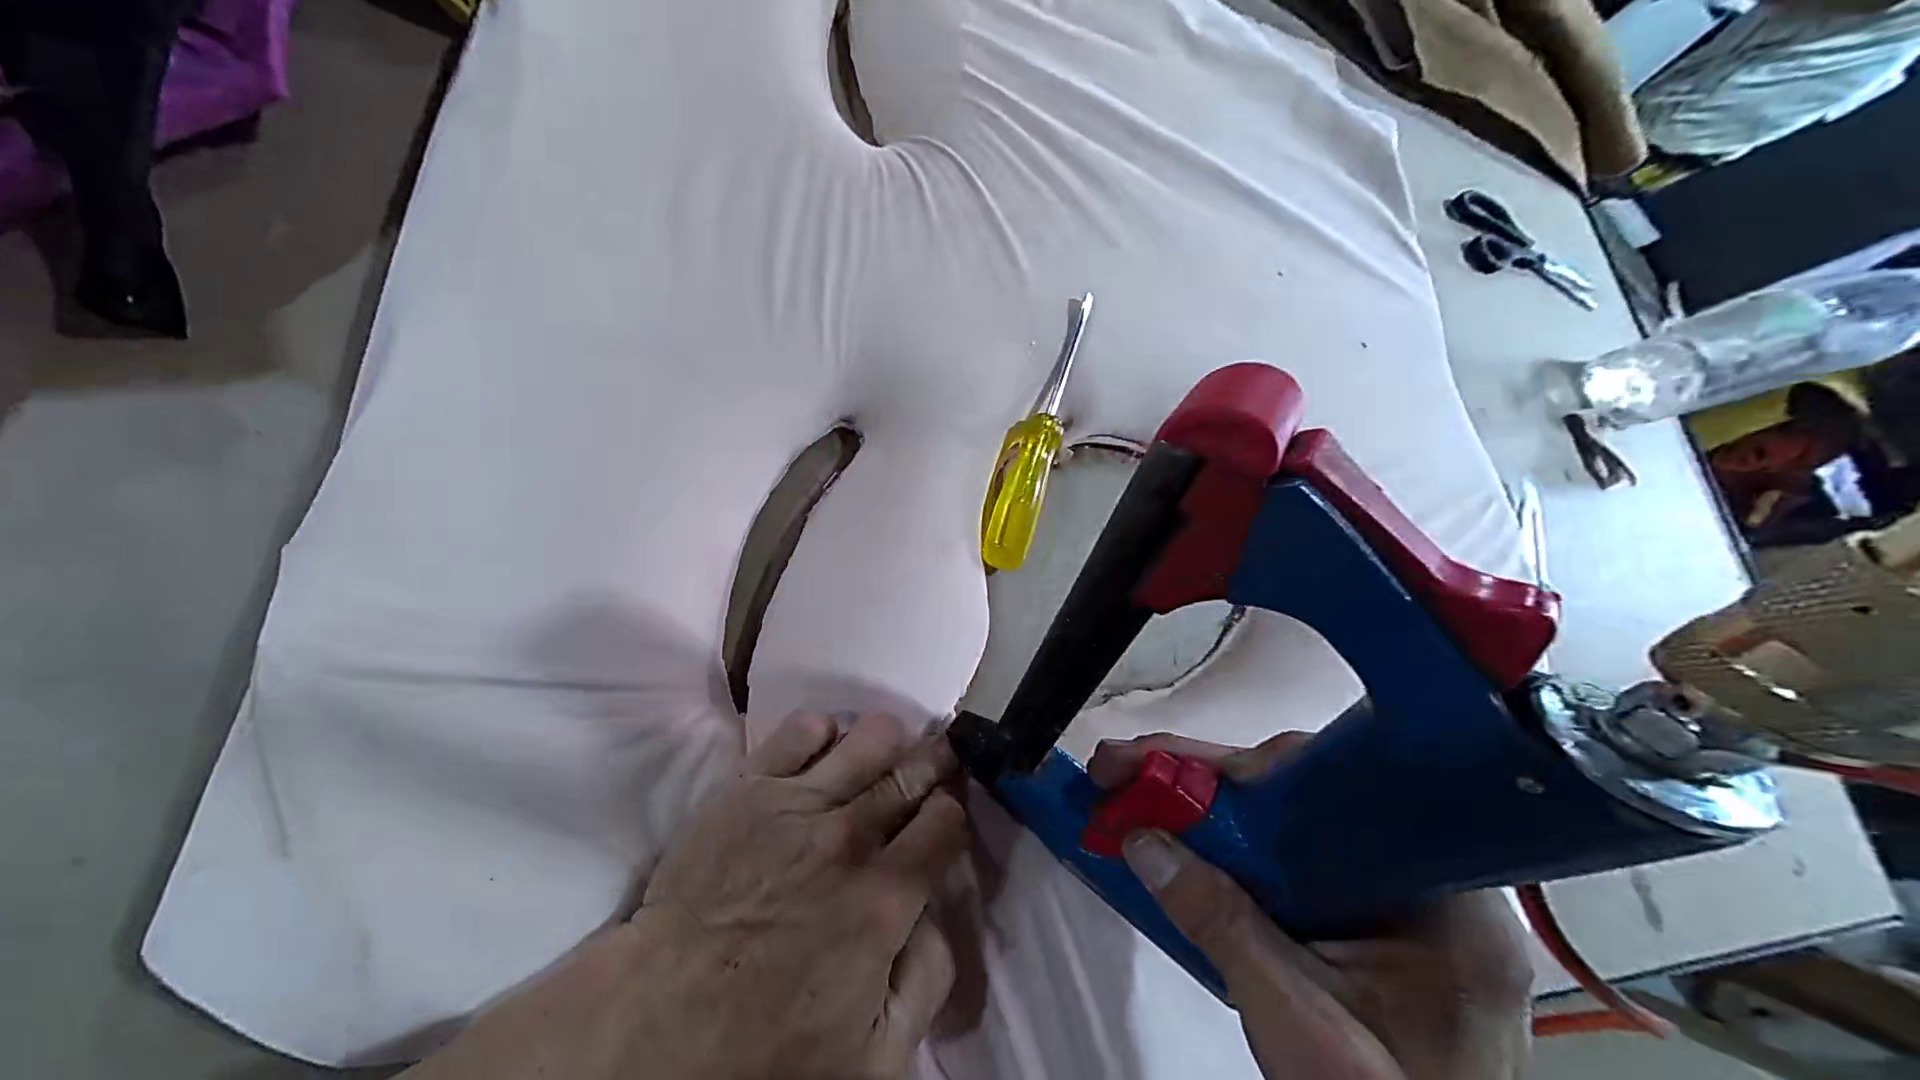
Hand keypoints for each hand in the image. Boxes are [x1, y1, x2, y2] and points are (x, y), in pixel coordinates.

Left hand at [402, 711, 966, 1079]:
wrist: (657, 1022)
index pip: (947, 819)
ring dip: (886, 741)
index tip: (945, 813)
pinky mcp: (749, 786)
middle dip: (935, 762)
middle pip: (915, 770)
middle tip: (936, 761)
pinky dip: (823, 731)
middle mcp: (852, 836)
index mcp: (888, 897)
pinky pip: (803, 727)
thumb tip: (939, 914)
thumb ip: (928, 980)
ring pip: (869, 736)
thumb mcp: (875, 1058)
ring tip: (882, 754)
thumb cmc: (765, 1048)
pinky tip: (823, 751)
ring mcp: (799, 803)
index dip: (952, 810)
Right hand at [1091, 732, 1533, 1079]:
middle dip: (1207, 784)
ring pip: (1289, 828)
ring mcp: (1395, 899)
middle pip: (1301, 800)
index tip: (1166, 763)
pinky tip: (1182, 845)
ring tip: (1139, 798)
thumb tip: (1142, 841)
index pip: (1331, 792)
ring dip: (1210, 814)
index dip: (1243, 769)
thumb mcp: (1298, 1023)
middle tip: (1127, 771)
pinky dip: (1231, 852)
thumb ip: (1223, 927)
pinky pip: (1291, 862)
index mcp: (1439, 894)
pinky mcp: (1366, 920)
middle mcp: (1424, 879)